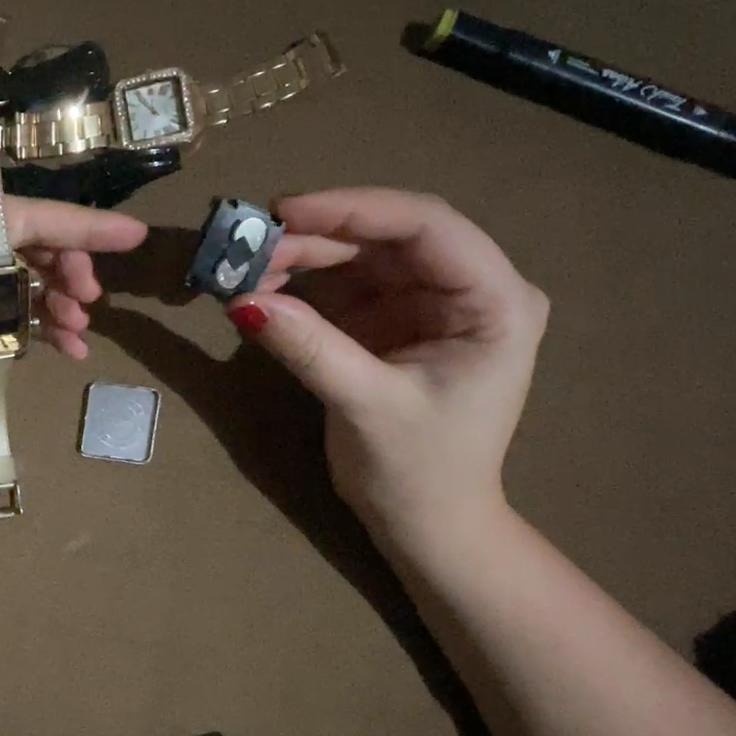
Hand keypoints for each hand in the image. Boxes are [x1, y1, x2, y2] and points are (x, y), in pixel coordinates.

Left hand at [0, 133, 147, 489]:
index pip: (12, 216)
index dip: (72, 224)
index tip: (130, 238)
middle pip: (17, 247)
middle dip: (64, 265)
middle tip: (95, 299)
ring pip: (16, 286)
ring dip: (55, 302)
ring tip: (83, 331)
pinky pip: (7, 323)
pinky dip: (38, 331)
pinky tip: (67, 351)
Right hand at [226, 188, 549, 539]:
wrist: (425, 524)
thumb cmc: (418, 471)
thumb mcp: (364, 405)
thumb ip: (309, 347)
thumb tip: (240, 301)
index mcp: (495, 301)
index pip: (427, 227)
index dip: (354, 210)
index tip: (285, 212)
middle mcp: (466, 290)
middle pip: (389, 238)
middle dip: (318, 238)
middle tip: (249, 248)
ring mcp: (425, 306)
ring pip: (361, 259)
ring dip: (304, 260)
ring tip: (247, 271)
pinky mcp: (389, 326)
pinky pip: (343, 290)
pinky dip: (302, 288)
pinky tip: (264, 290)